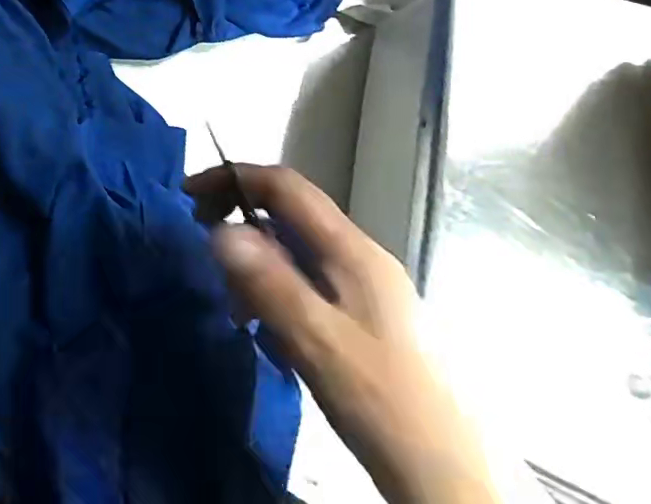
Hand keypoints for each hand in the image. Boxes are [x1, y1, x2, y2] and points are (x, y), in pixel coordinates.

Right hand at [186, 164, 499, 503]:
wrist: (462, 484)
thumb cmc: (386, 405)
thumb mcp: (317, 342)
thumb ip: (268, 281)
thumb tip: (219, 228)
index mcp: (353, 253)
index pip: (286, 187)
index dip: (233, 178)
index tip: (188, 195)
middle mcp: (362, 259)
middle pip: (289, 213)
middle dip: (239, 219)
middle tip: (205, 247)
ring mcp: (368, 289)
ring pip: (295, 250)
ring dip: (255, 263)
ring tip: (236, 306)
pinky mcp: (367, 319)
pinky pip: (307, 281)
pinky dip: (274, 290)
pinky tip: (267, 329)